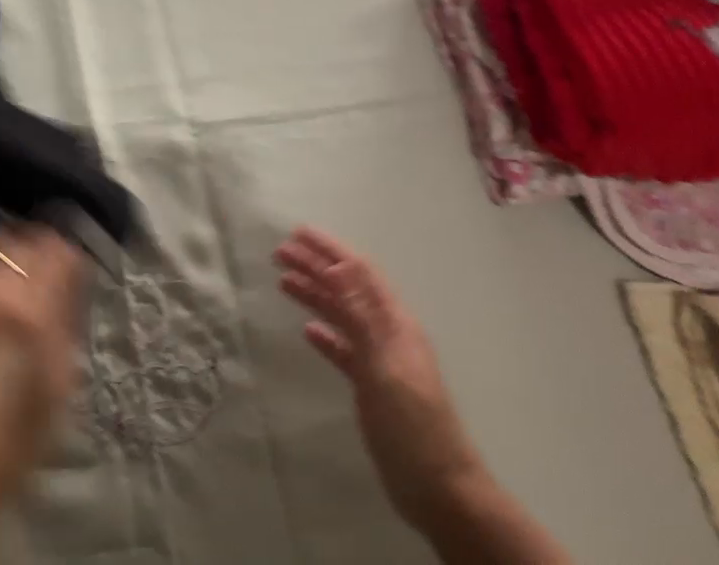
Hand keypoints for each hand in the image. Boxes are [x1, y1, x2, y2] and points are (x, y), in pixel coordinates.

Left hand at [0, 226, 87, 507]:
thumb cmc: (20, 433)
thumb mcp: (60, 378)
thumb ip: (67, 318)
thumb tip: (72, 276)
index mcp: (27, 312)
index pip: (54, 251)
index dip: (69, 250)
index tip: (76, 262)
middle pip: (18, 241)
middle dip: (38, 248)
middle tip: (49, 270)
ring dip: (8, 258)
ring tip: (19, 283)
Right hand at [274, 228, 484, 526]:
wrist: (438, 485)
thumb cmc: (412, 423)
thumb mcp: (384, 365)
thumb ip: (361, 316)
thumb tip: (338, 267)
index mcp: (396, 324)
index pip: (360, 273)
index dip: (331, 250)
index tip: (299, 232)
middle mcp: (389, 334)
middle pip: (348, 290)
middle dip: (316, 267)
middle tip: (279, 252)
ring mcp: (380, 361)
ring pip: (343, 316)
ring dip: (316, 295)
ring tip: (283, 280)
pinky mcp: (372, 386)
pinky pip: (344, 349)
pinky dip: (325, 335)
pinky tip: (307, 330)